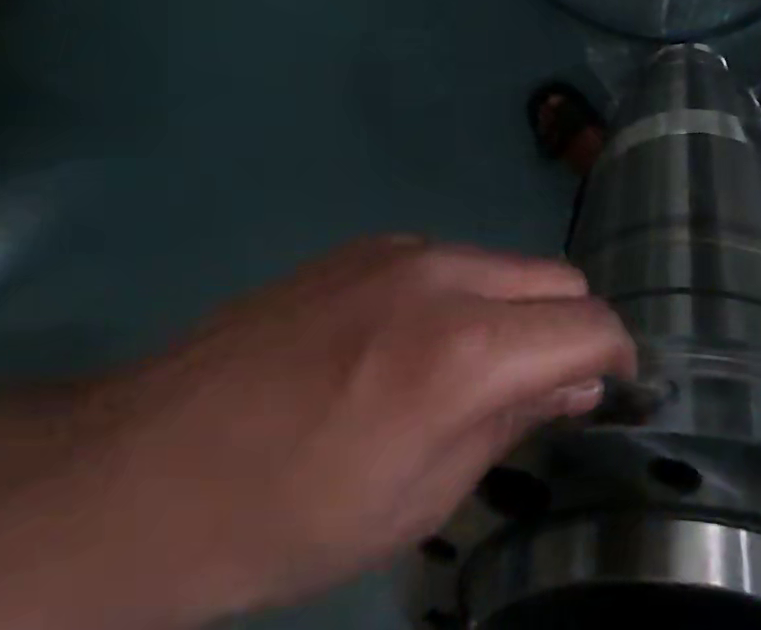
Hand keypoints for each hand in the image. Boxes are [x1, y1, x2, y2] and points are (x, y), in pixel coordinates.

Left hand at [90, 236, 636, 617]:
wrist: (144, 469)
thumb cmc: (290, 514)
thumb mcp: (421, 498)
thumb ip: (514, 421)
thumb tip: (577, 382)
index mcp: (464, 351)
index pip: (588, 325)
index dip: (616, 357)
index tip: (611, 390)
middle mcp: (443, 276)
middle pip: (558, 278)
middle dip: (572, 329)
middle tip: (547, 387)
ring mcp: (399, 251)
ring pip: (506, 263)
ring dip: (518, 310)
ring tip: (475, 370)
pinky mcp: (362, 246)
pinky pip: (451, 260)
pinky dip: (467, 296)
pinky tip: (415, 344)